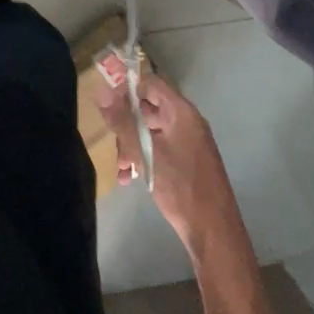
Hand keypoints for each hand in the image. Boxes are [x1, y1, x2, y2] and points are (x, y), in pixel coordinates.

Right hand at [95, 75, 241, 248]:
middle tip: (112, 145)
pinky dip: (144, 158)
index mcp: (181, 112)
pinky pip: (161, 148)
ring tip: (121, 170)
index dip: (127, 89)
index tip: (106, 107)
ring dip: (132, 146)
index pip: (151, 84)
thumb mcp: (145, 153)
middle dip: (126, 125)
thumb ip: (123, 123)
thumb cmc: (180, 186)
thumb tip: (101, 92)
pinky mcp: (188, 160)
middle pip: (149, 109)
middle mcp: (187, 121)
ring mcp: (189, 141)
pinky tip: (131, 179)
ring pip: (152, 132)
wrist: (212, 229)